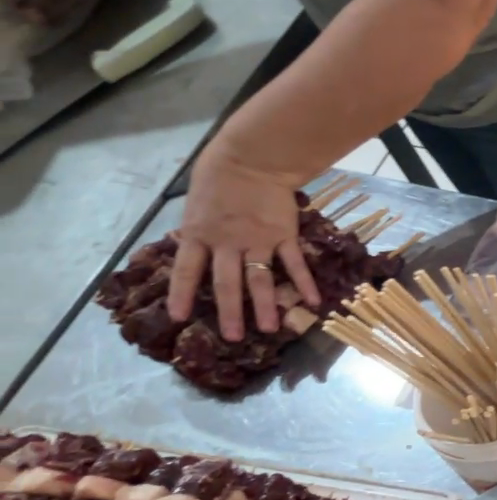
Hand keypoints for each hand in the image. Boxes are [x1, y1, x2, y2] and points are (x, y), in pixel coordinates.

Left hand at [167, 146, 320, 340]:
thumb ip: (200, 233)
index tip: (180, 317)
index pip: (186, 270)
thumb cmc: (218, 180)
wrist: (250, 162)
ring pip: (259, 279)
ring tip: (269, 328)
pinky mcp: (283, 237)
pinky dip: (304, 284)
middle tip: (233, 337)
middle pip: (226, 283)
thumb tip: (195, 253)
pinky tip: (314, 302)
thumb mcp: (197, 207)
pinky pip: (294, 265)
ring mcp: (257, 242)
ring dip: (264, 306)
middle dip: (229, 312)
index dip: (182, 294)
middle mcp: (226, 243)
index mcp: (199, 234)